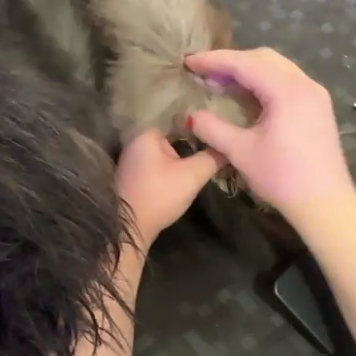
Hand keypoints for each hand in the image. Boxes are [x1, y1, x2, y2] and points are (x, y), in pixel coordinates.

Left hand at [116, 129, 221, 248]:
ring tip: (190, 178)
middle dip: (184, 154)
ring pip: (160, 159)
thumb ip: (211, 158)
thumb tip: (227, 147)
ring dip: (173, 167)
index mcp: (145, 135)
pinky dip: (162, 177)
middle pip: (169, 144)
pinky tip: (172, 188)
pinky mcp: (127, 181)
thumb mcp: (192, 176)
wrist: (129, 229)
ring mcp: (127, 163)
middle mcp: (133, 144)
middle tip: (201, 168)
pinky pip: (152, 172)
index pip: (177, 126)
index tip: (211, 147)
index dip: (196, 136)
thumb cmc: (159, 196)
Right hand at [184, 48, 355, 224]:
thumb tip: (190, 115)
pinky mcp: (318, 107)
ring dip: (248, 71)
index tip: (189, 61)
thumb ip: (213, 129)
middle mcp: (305, 84)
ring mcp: (315, 94)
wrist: (325, 203)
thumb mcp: (241, 152)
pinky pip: (287, 82)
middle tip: (204, 73)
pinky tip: (247, 96)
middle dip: (231, 62)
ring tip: (220, 83)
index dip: (214, 60)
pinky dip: (263, 82)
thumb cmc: (282, 177)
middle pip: (263, 59)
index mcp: (287, 90)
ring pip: (277, 68)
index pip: (245, 63)